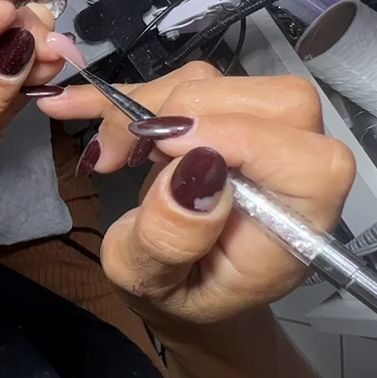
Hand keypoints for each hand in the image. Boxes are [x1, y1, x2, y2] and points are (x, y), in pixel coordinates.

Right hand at [36, 64, 354, 326]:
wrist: (183, 284)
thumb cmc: (178, 294)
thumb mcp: (156, 285)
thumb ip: (171, 239)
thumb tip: (192, 170)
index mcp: (295, 224)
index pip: (307, 161)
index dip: (242, 138)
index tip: (165, 148)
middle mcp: (289, 170)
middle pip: (271, 102)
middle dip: (183, 112)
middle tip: (126, 153)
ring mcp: (256, 136)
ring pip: (215, 85)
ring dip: (146, 106)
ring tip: (109, 156)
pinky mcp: (215, 117)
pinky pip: (177, 83)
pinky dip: (121, 92)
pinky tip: (68, 104)